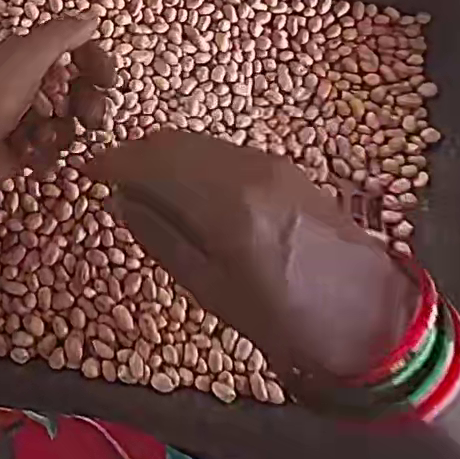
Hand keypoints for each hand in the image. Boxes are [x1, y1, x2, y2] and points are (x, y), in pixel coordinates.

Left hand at [0, 18, 108, 214]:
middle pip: (82, 91)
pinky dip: (44, 153)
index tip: (107, 80)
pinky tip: (28, 153)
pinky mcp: (26, 148)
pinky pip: (54, 150)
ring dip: (59, 132)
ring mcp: (30, 117)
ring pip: (71, 124)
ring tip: (38, 137)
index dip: (97, 64)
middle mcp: (33, 84)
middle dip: (87, 105)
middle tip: (84, 116)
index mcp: (31, 56)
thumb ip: (62, 35)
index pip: (79, 53)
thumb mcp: (26, 57)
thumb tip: (92, 18)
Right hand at [82, 130, 417, 380]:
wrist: (374, 318)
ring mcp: (267, 163)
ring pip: (193, 141)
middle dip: (132, 155)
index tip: (86, 170)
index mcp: (225, 206)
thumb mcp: (208, 289)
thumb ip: (158, 236)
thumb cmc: (284, 318)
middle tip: (110, 179)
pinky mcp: (280, 165)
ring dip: (159, 154)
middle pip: (169, 143)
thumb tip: (118, 199)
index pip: (150, 164)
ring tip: (142, 185)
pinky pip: (217, 149)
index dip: (111, 163)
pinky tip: (183, 186)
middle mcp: (245, 170)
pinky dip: (188, 158)